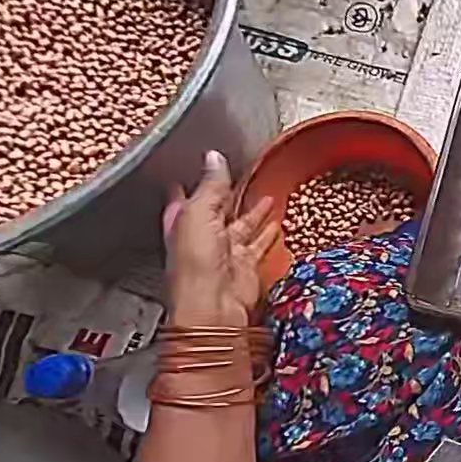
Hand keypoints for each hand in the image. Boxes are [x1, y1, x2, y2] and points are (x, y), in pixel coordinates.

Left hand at [163, 150, 276, 326]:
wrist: (215, 304)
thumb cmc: (196, 264)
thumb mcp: (200, 213)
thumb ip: (211, 186)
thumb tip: (214, 157)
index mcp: (184, 220)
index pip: (190, 193)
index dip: (199, 177)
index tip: (211, 160)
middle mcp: (204, 234)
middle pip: (220, 207)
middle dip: (231, 192)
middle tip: (245, 173)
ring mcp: (226, 250)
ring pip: (243, 224)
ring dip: (255, 211)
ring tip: (267, 195)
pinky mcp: (246, 264)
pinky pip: (260, 243)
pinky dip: (268, 233)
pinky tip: (276, 223)